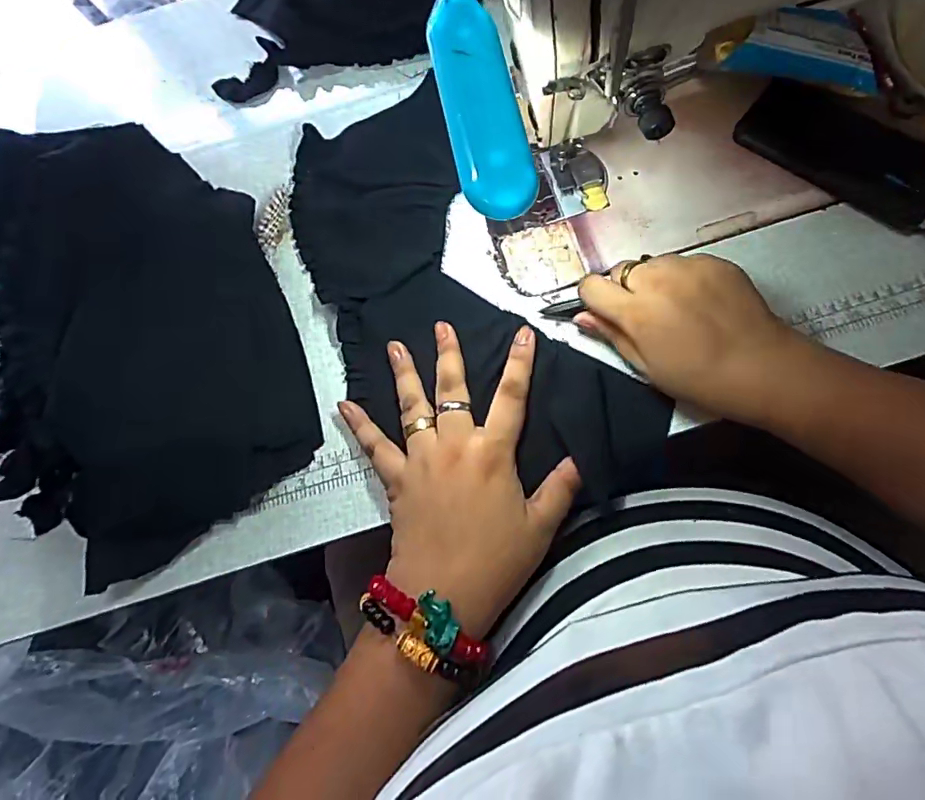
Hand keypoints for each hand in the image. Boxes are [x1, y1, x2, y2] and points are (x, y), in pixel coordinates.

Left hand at [338, 322, 579, 636]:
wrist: (442, 598)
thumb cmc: (497, 561)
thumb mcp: (540, 526)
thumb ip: (561, 487)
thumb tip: (580, 457)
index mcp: (494, 453)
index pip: (513, 397)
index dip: (520, 363)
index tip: (522, 333)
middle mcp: (456, 446)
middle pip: (454, 391)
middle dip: (449, 355)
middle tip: (442, 326)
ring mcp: (422, 460)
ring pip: (412, 407)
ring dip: (404, 375)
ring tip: (395, 346)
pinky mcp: (398, 480)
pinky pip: (376, 447)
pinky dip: (360, 425)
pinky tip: (344, 405)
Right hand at [575, 254, 818, 425]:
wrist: (762, 367)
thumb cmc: (701, 379)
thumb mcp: (648, 368)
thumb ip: (613, 336)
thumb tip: (582, 317)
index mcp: (636, 311)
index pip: (591, 285)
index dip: (595, 299)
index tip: (607, 312)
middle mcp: (657, 279)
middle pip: (622, 270)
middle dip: (627, 289)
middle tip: (650, 316)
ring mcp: (688, 266)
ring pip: (653, 264)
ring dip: (657, 281)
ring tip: (680, 309)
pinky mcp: (713, 261)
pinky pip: (685, 263)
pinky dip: (686, 278)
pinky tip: (703, 303)